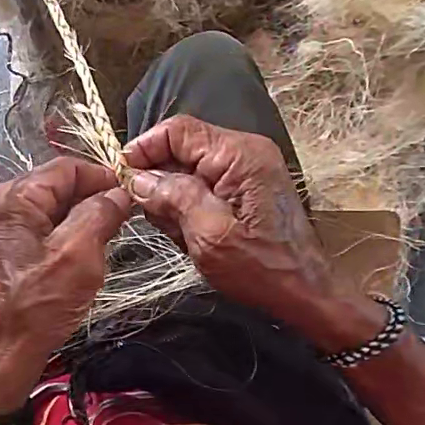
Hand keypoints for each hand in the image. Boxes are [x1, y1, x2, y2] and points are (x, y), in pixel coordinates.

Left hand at [0, 157, 132, 414]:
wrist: (12, 346)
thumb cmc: (42, 302)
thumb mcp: (79, 252)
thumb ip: (100, 213)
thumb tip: (121, 192)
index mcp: (15, 198)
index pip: (67, 167)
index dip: (103, 175)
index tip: (132, 190)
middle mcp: (6, 202)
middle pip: (61, 183)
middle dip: (95, 195)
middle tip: (127, 212)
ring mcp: (9, 222)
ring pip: (59, 203)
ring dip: (87, 213)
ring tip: (113, 229)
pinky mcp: (16, 242)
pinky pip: (51, 222)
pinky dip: (74, 227)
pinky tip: (93, 244)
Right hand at [121, 115, 383, 351]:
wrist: (303, 294)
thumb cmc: (260, 268)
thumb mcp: (209, 234)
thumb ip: (173, 197)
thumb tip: (136, 177)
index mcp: (239, 154)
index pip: (177, 130)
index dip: (143, 149)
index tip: (121, 178)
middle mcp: (244, 152)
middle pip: (179, 150)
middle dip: (158, 182)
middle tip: (157, 219)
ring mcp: (244, 170)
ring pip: (184, 170)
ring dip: (171, 201)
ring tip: (181, 235)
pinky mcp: (242, 188)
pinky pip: (198, 187)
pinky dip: (185, 208)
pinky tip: (190, 235)